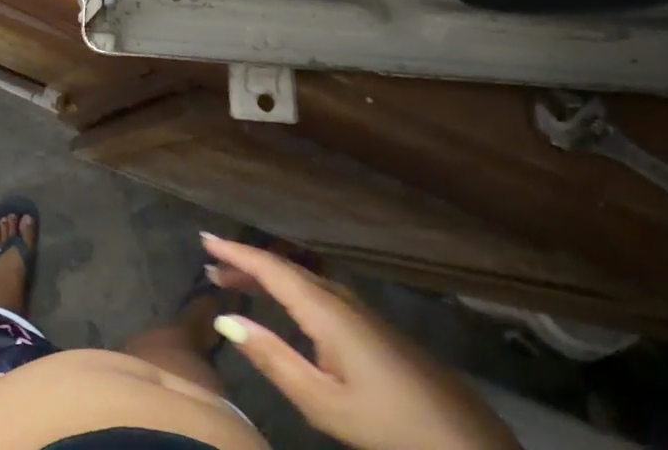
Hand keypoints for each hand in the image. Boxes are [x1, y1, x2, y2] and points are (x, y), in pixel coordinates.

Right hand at [201, 232, 518, 449]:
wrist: (463, 440)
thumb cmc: (386, 422)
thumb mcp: (320, 400)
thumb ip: (272, 358)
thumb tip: (225, 320)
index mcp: (326, 311)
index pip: (272, 269)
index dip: (237, 253)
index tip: (204, 238)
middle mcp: (341, 299)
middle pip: (286, 268)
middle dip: (247, 261)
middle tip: (211, 263)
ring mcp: (361, 310)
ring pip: (304, 278)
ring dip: (268, 274)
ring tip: (235, 280)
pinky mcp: (372, 326)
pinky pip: (319, 290)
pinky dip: (290, 287)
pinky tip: (284, 303)